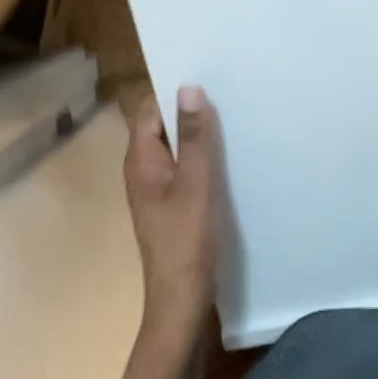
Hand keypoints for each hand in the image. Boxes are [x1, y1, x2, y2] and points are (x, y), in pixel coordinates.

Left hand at [123, 86, 223, 340]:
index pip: (150, 110)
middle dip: (192, 112)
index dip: (174, 92)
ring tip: (237, 121)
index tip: (208, 76)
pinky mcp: (174, 209)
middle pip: (164, 128)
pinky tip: (233, 161)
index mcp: (140, 161)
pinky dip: (206, 163)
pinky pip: (188, 173)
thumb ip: (194, 138)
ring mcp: (158, 192)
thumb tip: (189, 88)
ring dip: (201, 139)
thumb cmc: (186, 241)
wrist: (183, 303)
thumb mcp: (195, 184)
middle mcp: (144, 172)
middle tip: (230, 94)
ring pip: (179, 152)